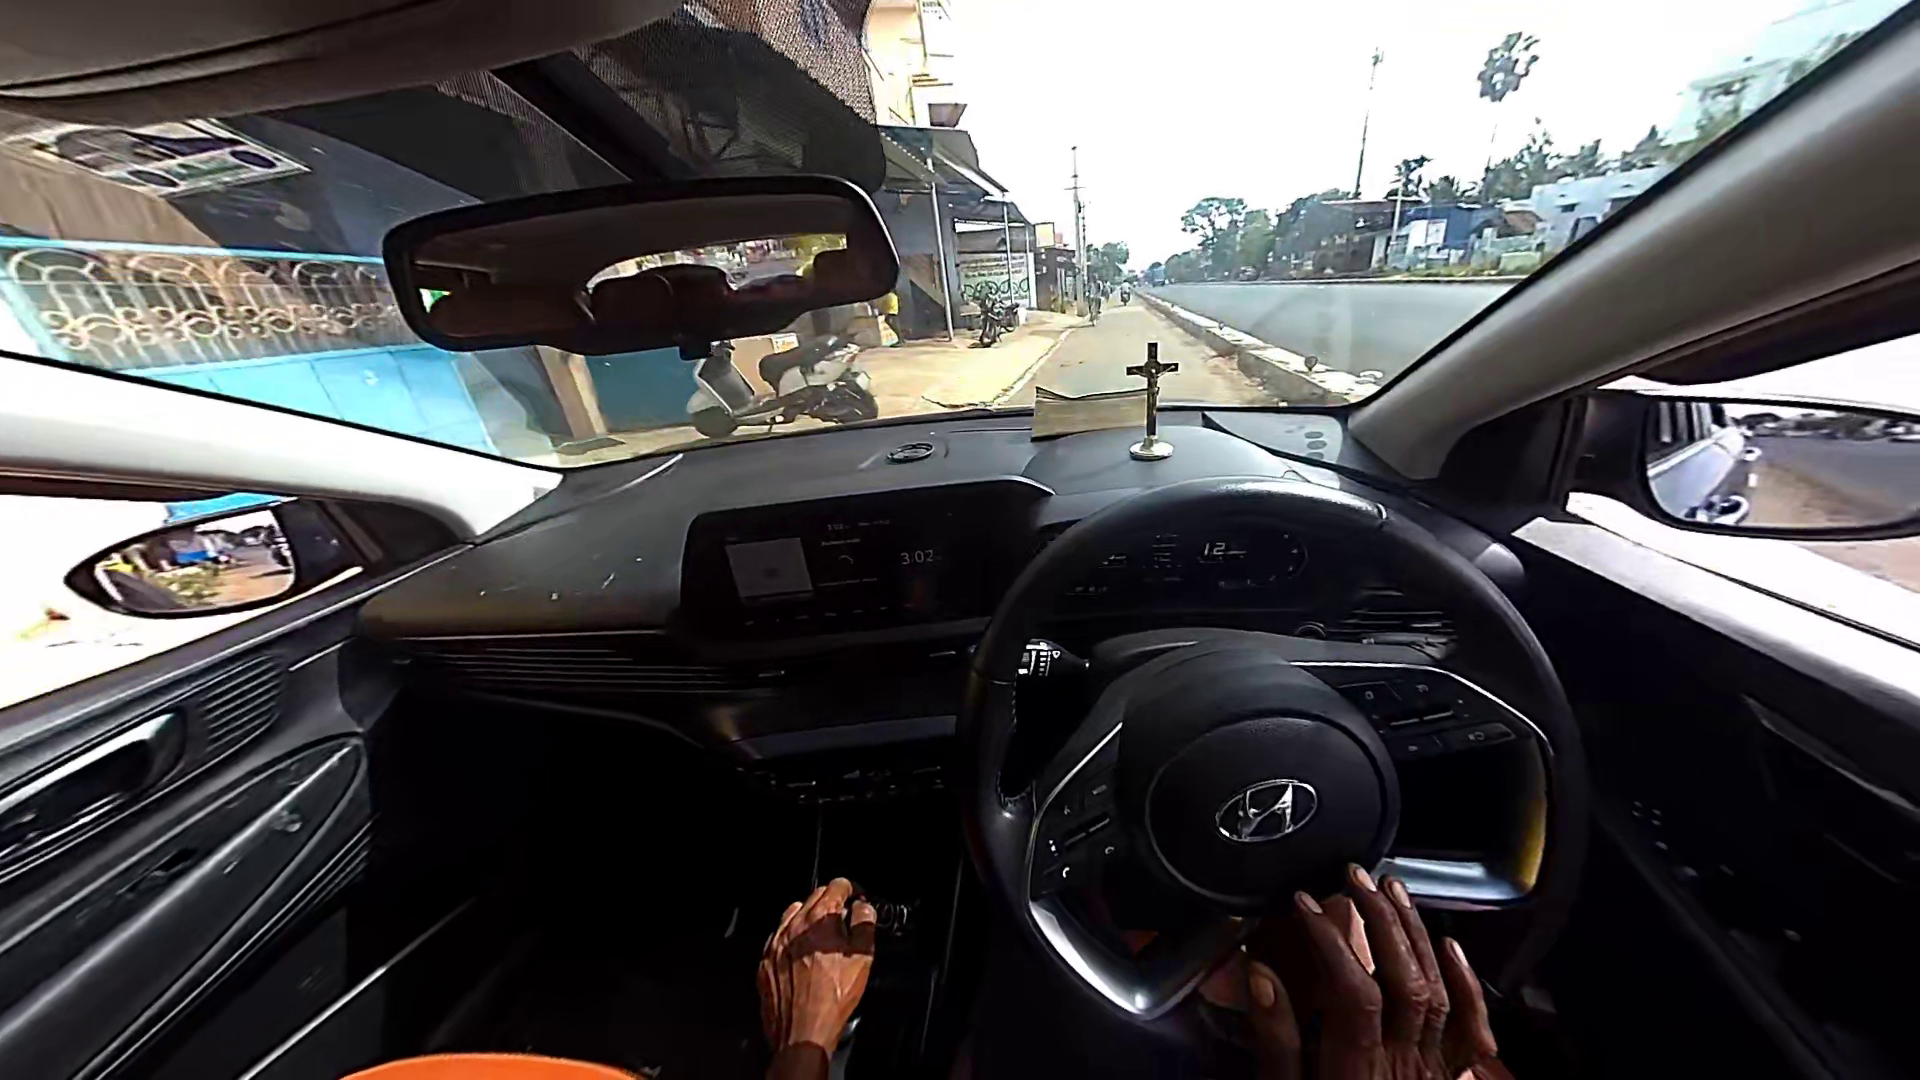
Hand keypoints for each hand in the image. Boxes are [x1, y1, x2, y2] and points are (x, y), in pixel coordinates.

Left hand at [756, 878, 876, 1076]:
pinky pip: (779, 936)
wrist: (802, 1037)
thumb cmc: (833, 1000)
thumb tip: (863, 907)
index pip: (837, 885)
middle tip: (842, 918)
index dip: (851, 890)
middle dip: (832, 901)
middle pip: (815, 894)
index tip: (856, 899)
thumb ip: (865, 923)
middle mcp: (795, 925)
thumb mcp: (863, 958)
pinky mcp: (766, 961)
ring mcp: (777, 943)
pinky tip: (802, 952)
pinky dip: (791, 936)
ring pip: (794, 912)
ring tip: (821, 934)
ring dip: (809, 916)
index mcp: (820, 918)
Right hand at [1291, 865, 1500, 1079]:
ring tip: (1392, 889)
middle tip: (1353, 876)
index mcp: (1359, 1072)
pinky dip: (1466, 985)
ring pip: (1440, 995)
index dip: (1330, 938)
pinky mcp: (1447, 1079)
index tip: (1302, 901)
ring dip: (1417, 934)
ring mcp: (1434, 1074)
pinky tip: (1448, 945)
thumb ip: (1275, 1039)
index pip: (1354, 990)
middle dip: (1380, 919)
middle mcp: (1405, 1069)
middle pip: (1406, 982)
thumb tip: (1260, 972)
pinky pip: (1472, 1031)